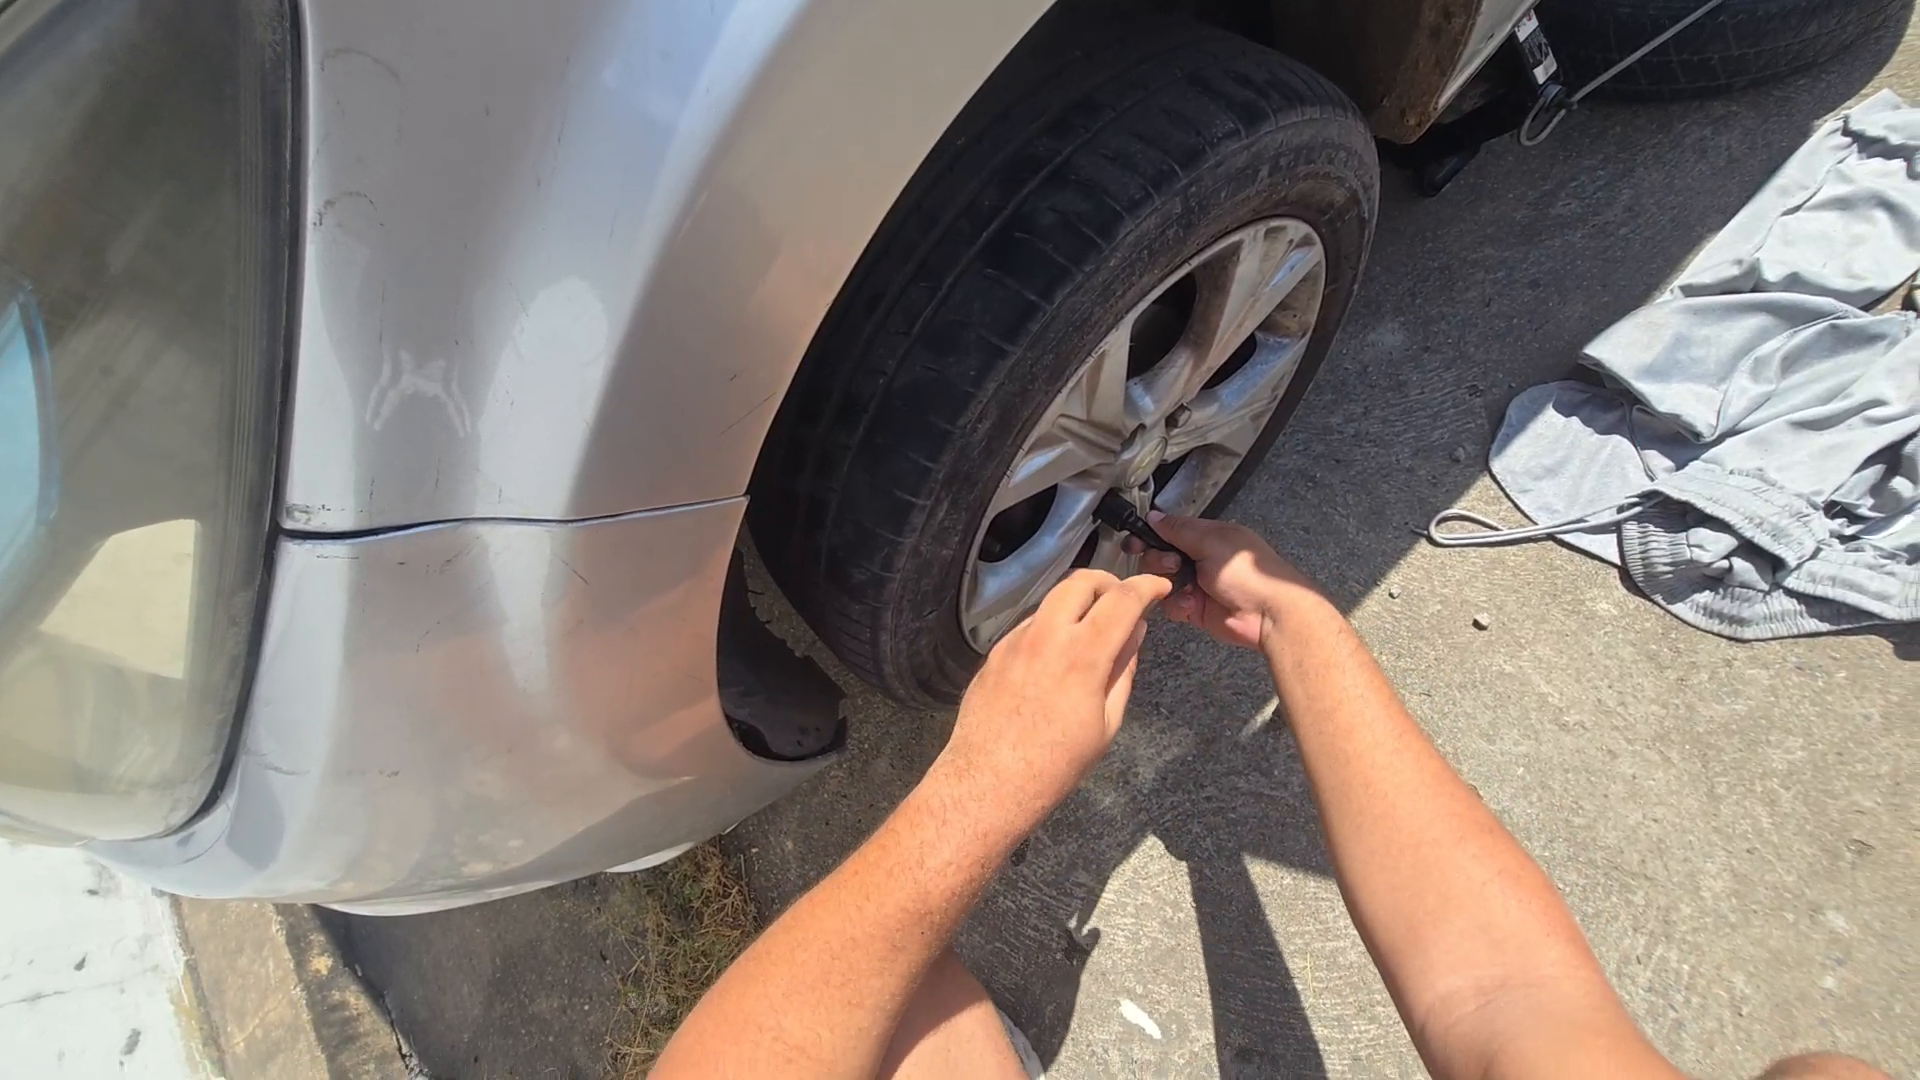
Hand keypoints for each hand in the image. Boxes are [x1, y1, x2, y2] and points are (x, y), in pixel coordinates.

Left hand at [934, 569, 1171, 834]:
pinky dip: (1053, 625)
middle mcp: (1046, 636)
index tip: (1159, 587)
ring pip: (1052, 599)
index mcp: (1082, 655)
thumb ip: (1123, 671)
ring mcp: (1015, 640)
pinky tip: (1058, 654)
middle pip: (1080, 581)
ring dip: (1078, 602)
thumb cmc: (1057, 764)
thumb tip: (1135, 634)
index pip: (1121, 600)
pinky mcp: (995, 651)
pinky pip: (1030, 624)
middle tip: (1122, 600)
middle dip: (1108, 581)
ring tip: (1092, 628)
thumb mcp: (1106, 723)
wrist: (988, 780)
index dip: (1146, 586)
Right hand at [1133, 512, 1323, 648]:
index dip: (1149, 536)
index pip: (1168, 531)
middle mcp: (1198, 559)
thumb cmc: (1249, 574)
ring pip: (1160, 581)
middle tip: (1173, 564)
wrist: (1268, 615)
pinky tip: (1192, 604)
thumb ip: (1179, 529)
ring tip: (1185, 587)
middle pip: (1158, 556)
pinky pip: (1170, 604)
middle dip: (1158, 560)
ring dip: (1168, 584)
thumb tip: (1154, 516)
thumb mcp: (1212, 541)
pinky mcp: (1194, 609)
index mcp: (1206, 537)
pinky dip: (1177, 604)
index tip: (1136, 542)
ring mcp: (1196, 584)